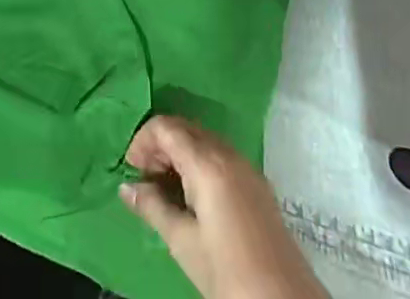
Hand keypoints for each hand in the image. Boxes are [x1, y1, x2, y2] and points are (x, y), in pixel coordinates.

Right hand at [121, 116, 325, 298]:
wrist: (282, 298)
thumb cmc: (226, 271)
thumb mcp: (182, 242)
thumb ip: (153, 207)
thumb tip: (127, 186)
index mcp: (208, 164)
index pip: (167, 127)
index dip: (143, 141)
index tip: (131, 170)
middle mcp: (229, 154)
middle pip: (186, 128)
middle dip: (159, 145)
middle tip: (143, 179)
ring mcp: (246, 166)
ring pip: (203, 140)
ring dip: (178, 154)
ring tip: (162, 190)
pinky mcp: (256, 182)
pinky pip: (219, 156)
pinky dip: (198, 163)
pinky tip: (189, 196)